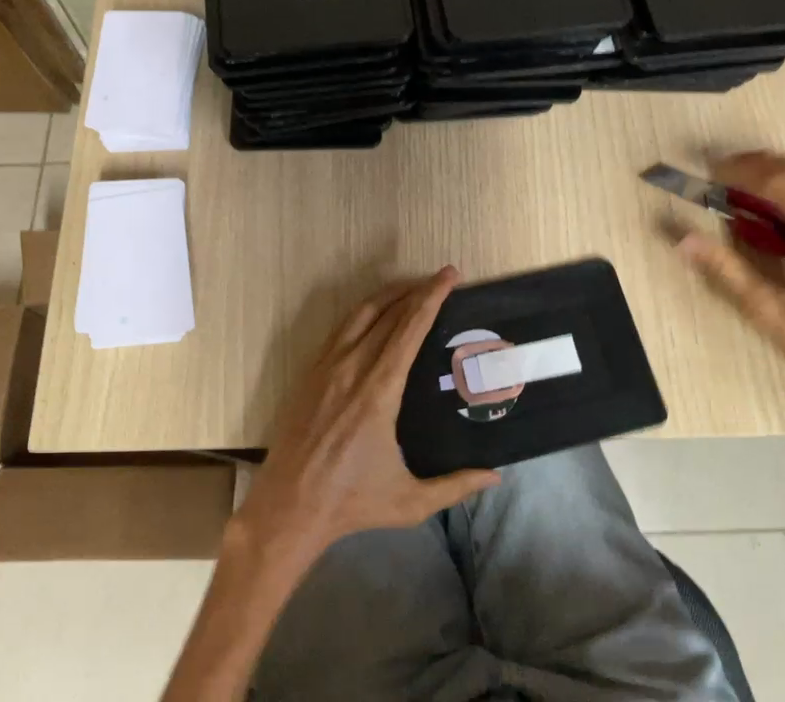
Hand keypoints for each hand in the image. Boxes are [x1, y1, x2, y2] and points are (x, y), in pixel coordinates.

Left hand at [234, 267, 500, 563]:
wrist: (289, 507)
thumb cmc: (351, 503)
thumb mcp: (410, 501)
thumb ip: (456, 485)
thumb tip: (495, 477)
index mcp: (378, 392)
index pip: (408, 329)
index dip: (431, 298)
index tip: (449, 276)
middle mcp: (350, 370)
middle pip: (387, 313)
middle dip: (416, 290)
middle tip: (441, 278)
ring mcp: (324, 368)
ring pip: (358, 314)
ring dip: (387, 295)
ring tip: (411, 288)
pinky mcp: (308, 375)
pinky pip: (339, 331)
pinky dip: (362, 314)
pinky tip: (374, 316)